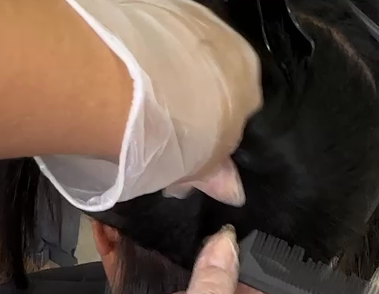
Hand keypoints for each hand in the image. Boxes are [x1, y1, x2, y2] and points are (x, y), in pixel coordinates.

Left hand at [38, 0, 259, 209]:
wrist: (129, 86)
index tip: (190, 156)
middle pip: (214, 83)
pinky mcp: (161, 7)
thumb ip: (217, 177)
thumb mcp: (197, 169)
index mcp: (250, 84)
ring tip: (140, 111)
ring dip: (170, 82)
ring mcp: (195, 20)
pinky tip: (127, 81)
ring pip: (186, 59)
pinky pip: (159, 41)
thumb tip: (233, 191)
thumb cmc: (176, 136)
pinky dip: (148, 59)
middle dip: (194, 109)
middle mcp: (231, 44)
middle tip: (163, 138)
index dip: (214, 138)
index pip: (239, 115)